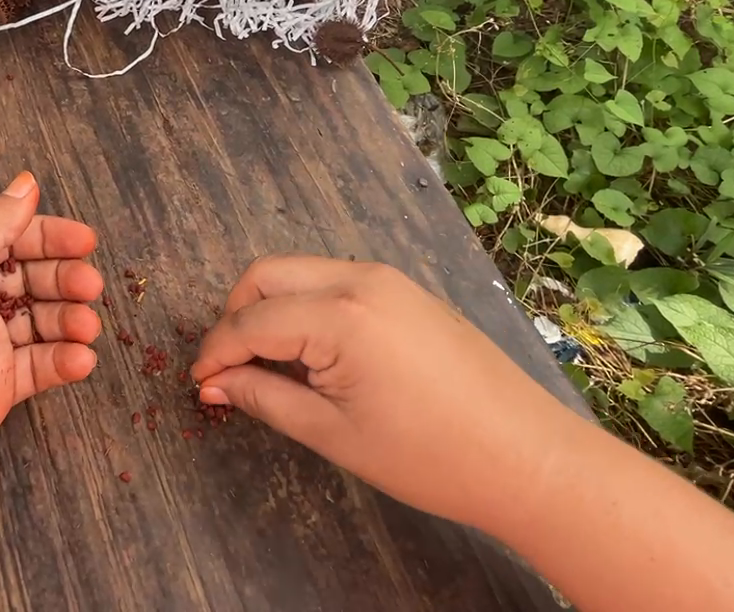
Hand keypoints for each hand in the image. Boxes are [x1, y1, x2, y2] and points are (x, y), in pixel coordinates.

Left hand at [0, 172, 103, 527]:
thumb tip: (24, 184)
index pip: (4, 234)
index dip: (47, 235)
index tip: (85, 241)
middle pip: (25, 276)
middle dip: (62, 277)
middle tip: (90, 287)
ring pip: (36, 322)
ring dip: (67, 319)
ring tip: (87, 327)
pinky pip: (36, 368)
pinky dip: (62, 362)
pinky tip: (79, 361)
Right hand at [189, 256, 592, 533]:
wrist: (534, 461)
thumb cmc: (430, 458)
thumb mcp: (333, 434)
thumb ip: (263, 397)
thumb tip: (211, 384)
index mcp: (339, 315)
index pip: (252, 321)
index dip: (217, 351)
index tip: (198, 382)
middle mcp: (357, 278)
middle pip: (266, 275)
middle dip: (236, 315)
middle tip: (229, 366)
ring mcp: (384, 278)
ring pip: (297, 272)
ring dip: (269, 307)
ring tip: (269, 361)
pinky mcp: (402, 288)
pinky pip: (331, 280)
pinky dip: (304, 305)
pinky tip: (312, 350)